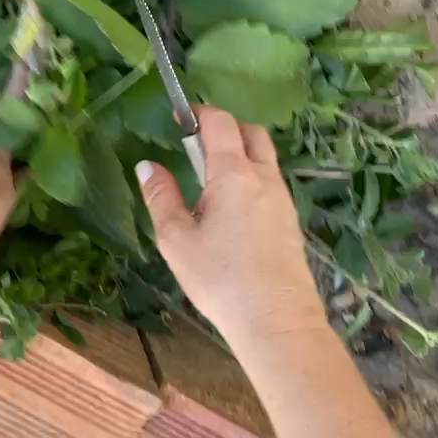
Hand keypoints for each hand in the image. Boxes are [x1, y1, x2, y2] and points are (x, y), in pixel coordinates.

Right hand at [135, 107, 323, 343]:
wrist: (278, 324)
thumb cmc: (220, 279)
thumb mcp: (176, 239)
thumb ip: (160, 196)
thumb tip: (147, 165)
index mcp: (234, 174)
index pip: (221, 123)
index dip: (199, 113)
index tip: (178, 117)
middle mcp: (264, 178)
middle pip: (252, 133)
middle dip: (226, 128)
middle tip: (197, 143)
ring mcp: (282, 200)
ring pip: (264, 158)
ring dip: (239, 153)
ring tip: (209, 178)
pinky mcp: (290, 222)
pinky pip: (270, 183)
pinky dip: (250, 177)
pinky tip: (230, 207)